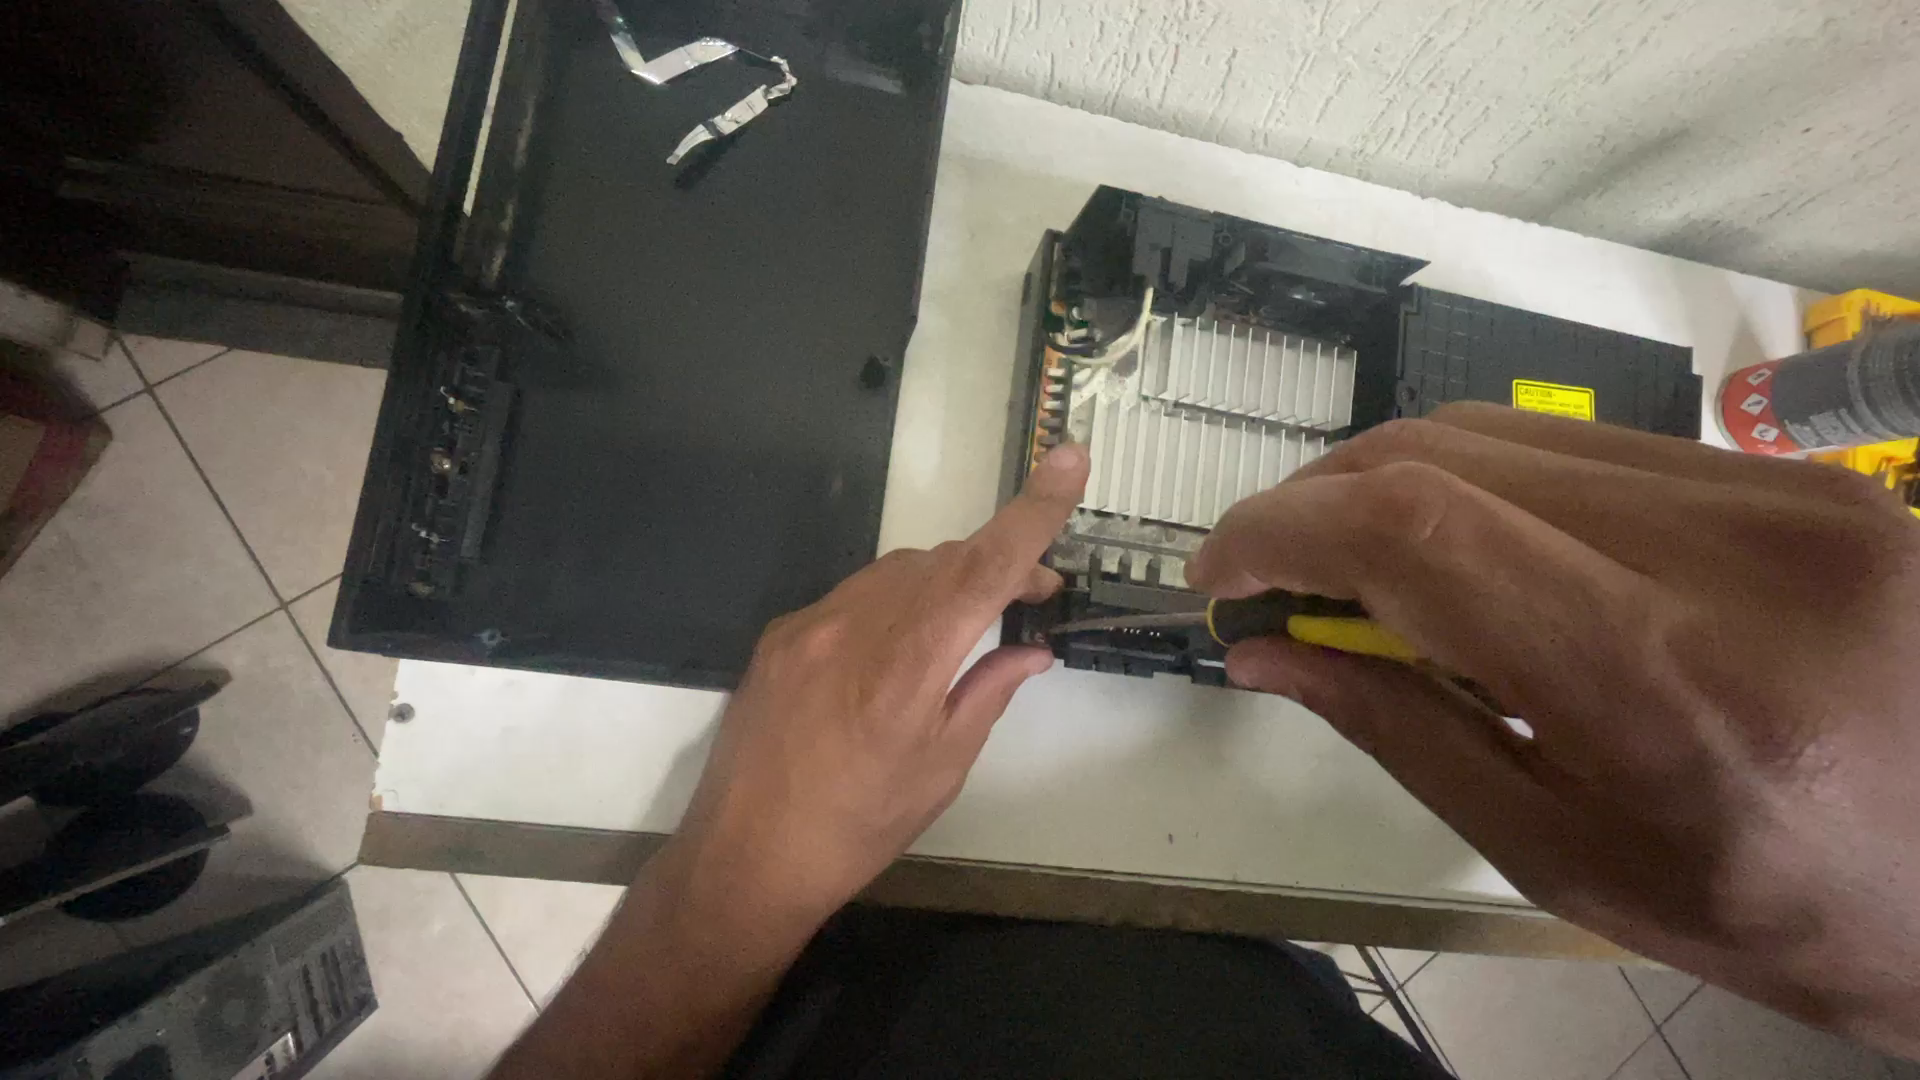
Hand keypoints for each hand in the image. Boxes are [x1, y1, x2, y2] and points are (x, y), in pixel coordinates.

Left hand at [670, 442, 1089, 920]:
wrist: (745, 857)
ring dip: (945, 581)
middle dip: (996, 565)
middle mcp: (855, 627)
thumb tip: (1032, 650)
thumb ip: (988, 693)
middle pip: (944, 561)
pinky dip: (895, 600)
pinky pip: (856, 594)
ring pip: (899, 571)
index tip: (1069, 460)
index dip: (1031, 513)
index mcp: (907, 667)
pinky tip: (897, 643)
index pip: (982, 570)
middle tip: (1034, 595)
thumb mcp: (941, 768)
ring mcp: (810, 623)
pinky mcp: (782, 632)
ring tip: (966, 622)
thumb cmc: (859, 826)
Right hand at [1188, 403, 1919, 1056]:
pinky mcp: (1778, 469)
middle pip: (1431, 458)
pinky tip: (1441, 543)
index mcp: (1668, 687)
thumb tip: (1258, 649)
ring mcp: (1771, 488)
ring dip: (1366, 485)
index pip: (1412, 535)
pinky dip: (1448, 478)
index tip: (1215, 568)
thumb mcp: (1557, 850)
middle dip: (1306, 504)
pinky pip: (1550, 440)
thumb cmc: (1787, 910)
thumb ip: (1392, 729)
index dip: (1277, 530)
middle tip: (1264, 570)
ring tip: (1338, 558)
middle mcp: (1731, 551)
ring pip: (1481, 429)